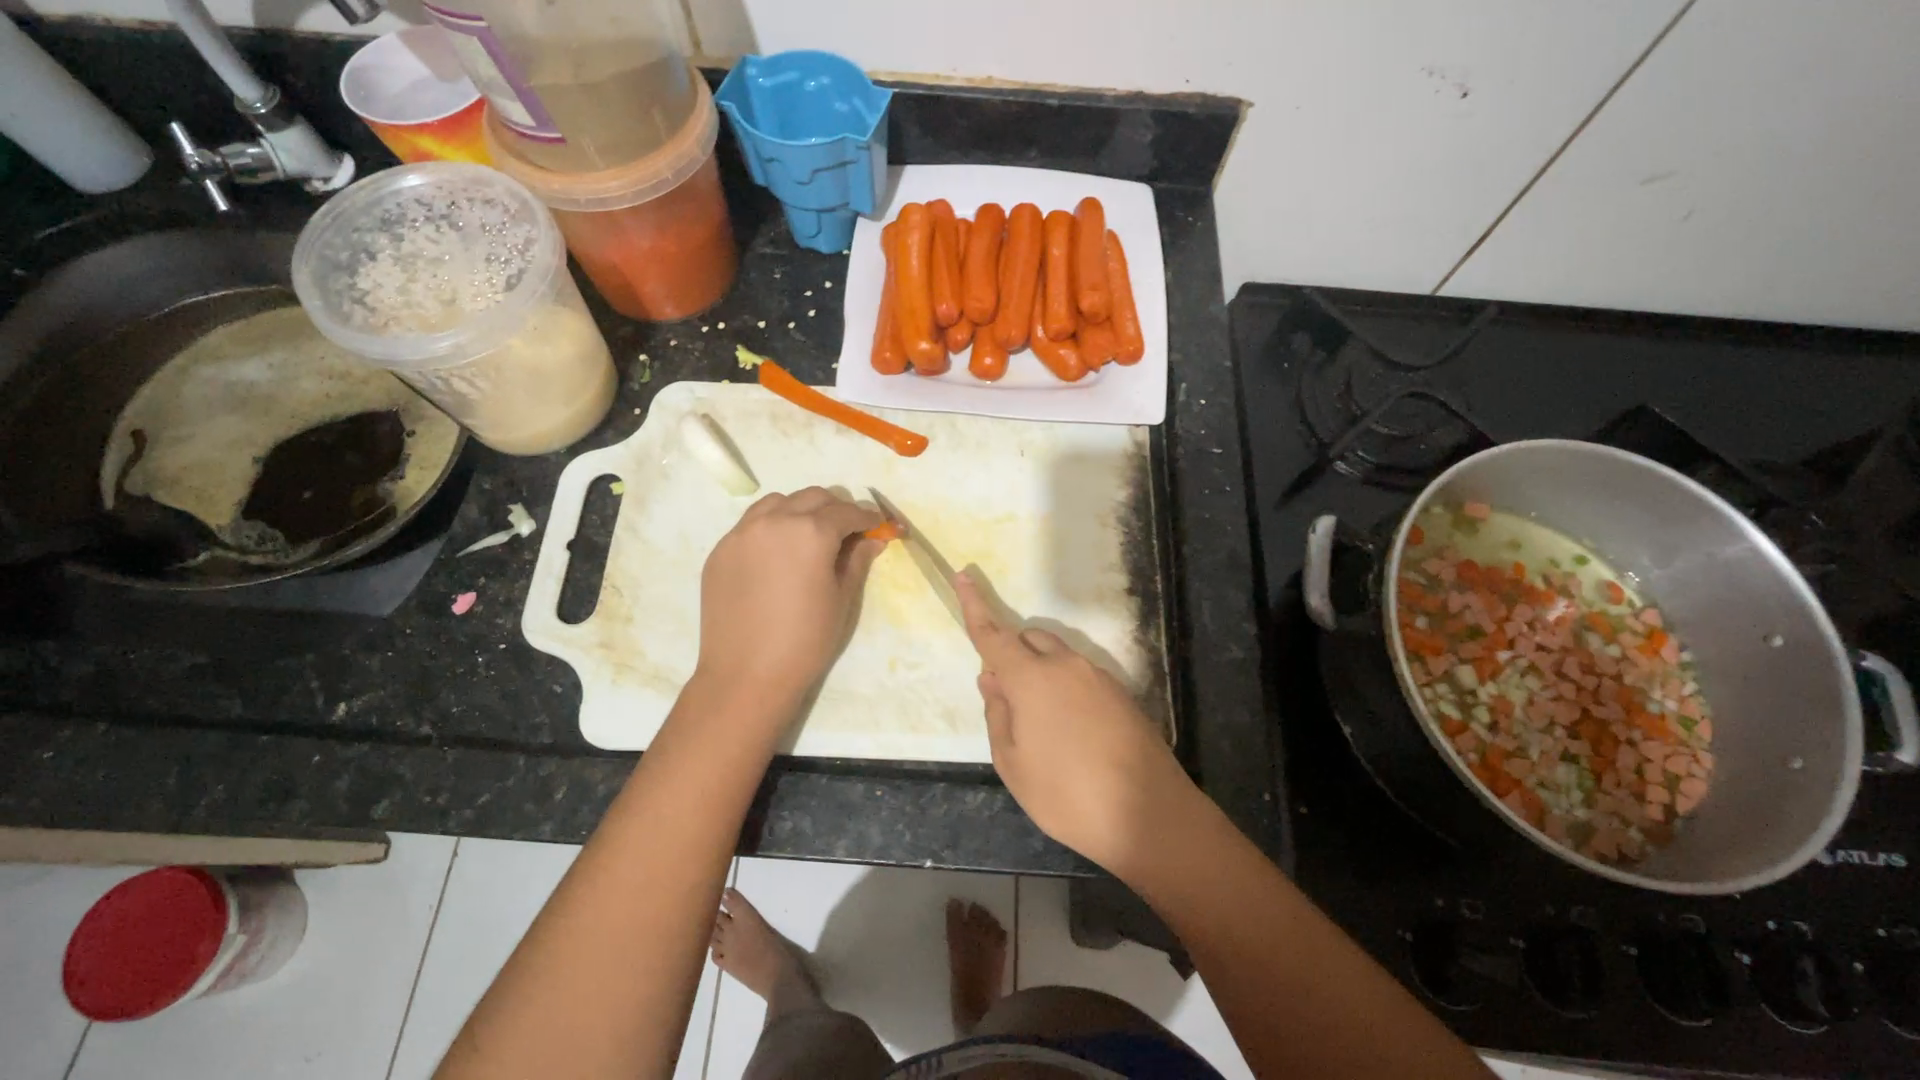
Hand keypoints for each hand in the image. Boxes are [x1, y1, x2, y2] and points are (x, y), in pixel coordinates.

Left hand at [693, 487, 883, 718]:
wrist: (746, 674)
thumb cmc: (805, 641)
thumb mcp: (841, 600)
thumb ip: (856, 561)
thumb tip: (872, 539)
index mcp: (810, 532)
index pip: (845, 512)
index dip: (865, 516)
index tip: (876, 523)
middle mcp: (774, 521)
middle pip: (812, 497)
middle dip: (834, 508)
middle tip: (847, 530)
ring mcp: (741, 533)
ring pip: (777, 503)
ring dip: (799, 510)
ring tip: (809, 535)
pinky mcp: (721, 551)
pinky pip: (750, 525)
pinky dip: (771, 527)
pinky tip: (777, 554)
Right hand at [954, 572, 1196, 875]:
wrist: (1148, 815)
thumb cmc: (1067, 795)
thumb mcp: (1013, 764)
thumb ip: (998, 714)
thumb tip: (992, 678)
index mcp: (1032, 679)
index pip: (995, 634)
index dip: (975, 606)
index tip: (964, 576)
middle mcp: (1067, 666)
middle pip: (1029, 640)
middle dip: (1011, 653)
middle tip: (1004, 698)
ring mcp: (1100, 678)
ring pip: (1058, 657)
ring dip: (1039, 673)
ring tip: (1039, 725)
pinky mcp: (1122, 694)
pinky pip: (1080, 676)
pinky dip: (1063, 687)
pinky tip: (1069, 732)